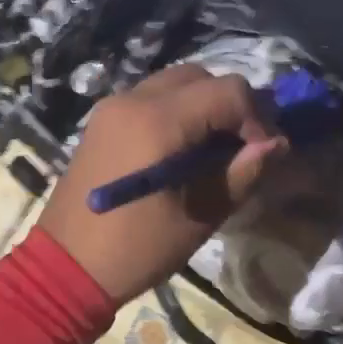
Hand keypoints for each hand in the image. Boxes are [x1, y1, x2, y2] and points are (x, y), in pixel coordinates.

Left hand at [39, 65, 288, 304]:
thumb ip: (242, 172)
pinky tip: (182, 151)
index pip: (228, 91)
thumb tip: (276, 144)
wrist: (66, 267)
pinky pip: (149, 99)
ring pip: (173, 83)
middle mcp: (132, 100)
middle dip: (232, 106)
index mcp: (157, 120)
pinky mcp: (102, 121)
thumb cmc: (137, 247)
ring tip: (214, 151)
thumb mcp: (200, 215)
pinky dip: (176, 112)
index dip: (257, 118)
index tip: (263, 154)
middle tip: (244, 148)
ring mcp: (112, 107)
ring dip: (203, 106)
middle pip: (200, 77)